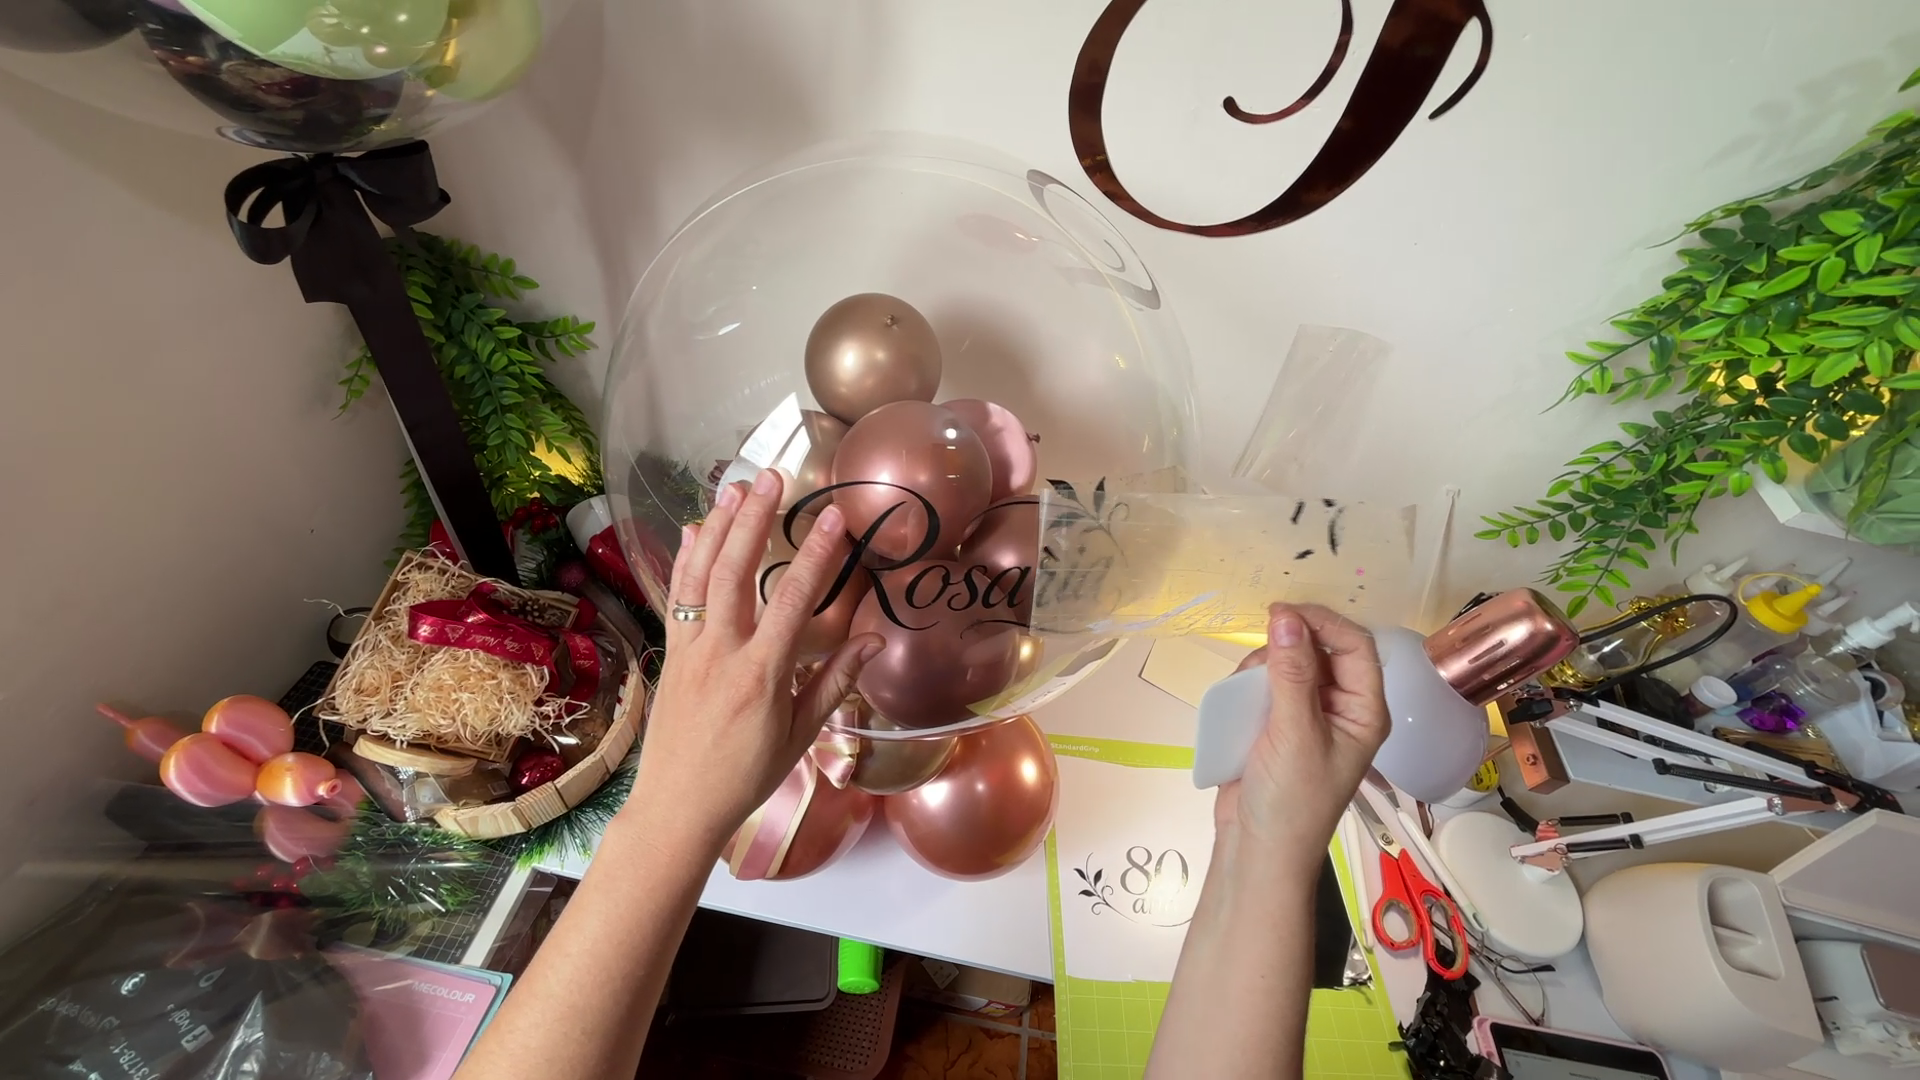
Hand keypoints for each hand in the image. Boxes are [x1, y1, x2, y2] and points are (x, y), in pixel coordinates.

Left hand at [627, 468, 884, 852]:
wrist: (677, 808)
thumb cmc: (747, 775)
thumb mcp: (800, 734)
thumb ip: (835, 682)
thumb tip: (875, 641)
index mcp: (762, 674)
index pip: (793, 600)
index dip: (816, 555)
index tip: (833, 517)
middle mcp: (722, 652)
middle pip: (737, 572)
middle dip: (756, 520)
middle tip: (772, 477)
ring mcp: (691, 649)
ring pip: (702, 577)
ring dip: (719, 528)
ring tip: (734, 486)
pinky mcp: (673, 654)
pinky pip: (678, 598)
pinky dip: (686, 560)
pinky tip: (696, 530)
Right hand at [1216, 603, 1390, 869]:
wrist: (1257, 847)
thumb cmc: (1291, 797)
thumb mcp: (1293, 732)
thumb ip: (1290, 673)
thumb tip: (1285, 615)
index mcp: (1364, 710)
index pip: (1355, 647)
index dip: (1322, 622)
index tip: (1281, 612)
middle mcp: (1340, 707)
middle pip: (1320, 650)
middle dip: (1288, 644)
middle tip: (1256, 658)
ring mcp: (1306, 715)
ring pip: (1289, 663)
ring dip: (1265, 664)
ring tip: (1245, 687)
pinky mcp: (1275, 723)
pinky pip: (1266, 684)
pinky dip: (1250, 682)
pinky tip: (1237, 699)